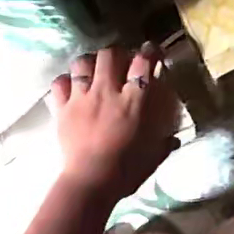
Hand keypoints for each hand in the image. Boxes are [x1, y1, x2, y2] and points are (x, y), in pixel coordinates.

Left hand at [48, 43, 178, 201]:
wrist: (90, 182)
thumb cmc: (125, 171)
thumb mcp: (152, 158)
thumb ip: (163, 144)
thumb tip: (174, 140)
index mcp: (133, 102)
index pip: (143, 64)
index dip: (149, 52)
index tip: (152, 51)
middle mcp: (106, 92)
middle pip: (109, 55)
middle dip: (117, 53)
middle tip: (121, 60)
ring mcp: (81, 98)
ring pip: (82, 62)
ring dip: (90, 61)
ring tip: (94, 68)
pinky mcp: (62, 108)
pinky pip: (59, 83)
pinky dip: (66, 80)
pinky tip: (71, 85)